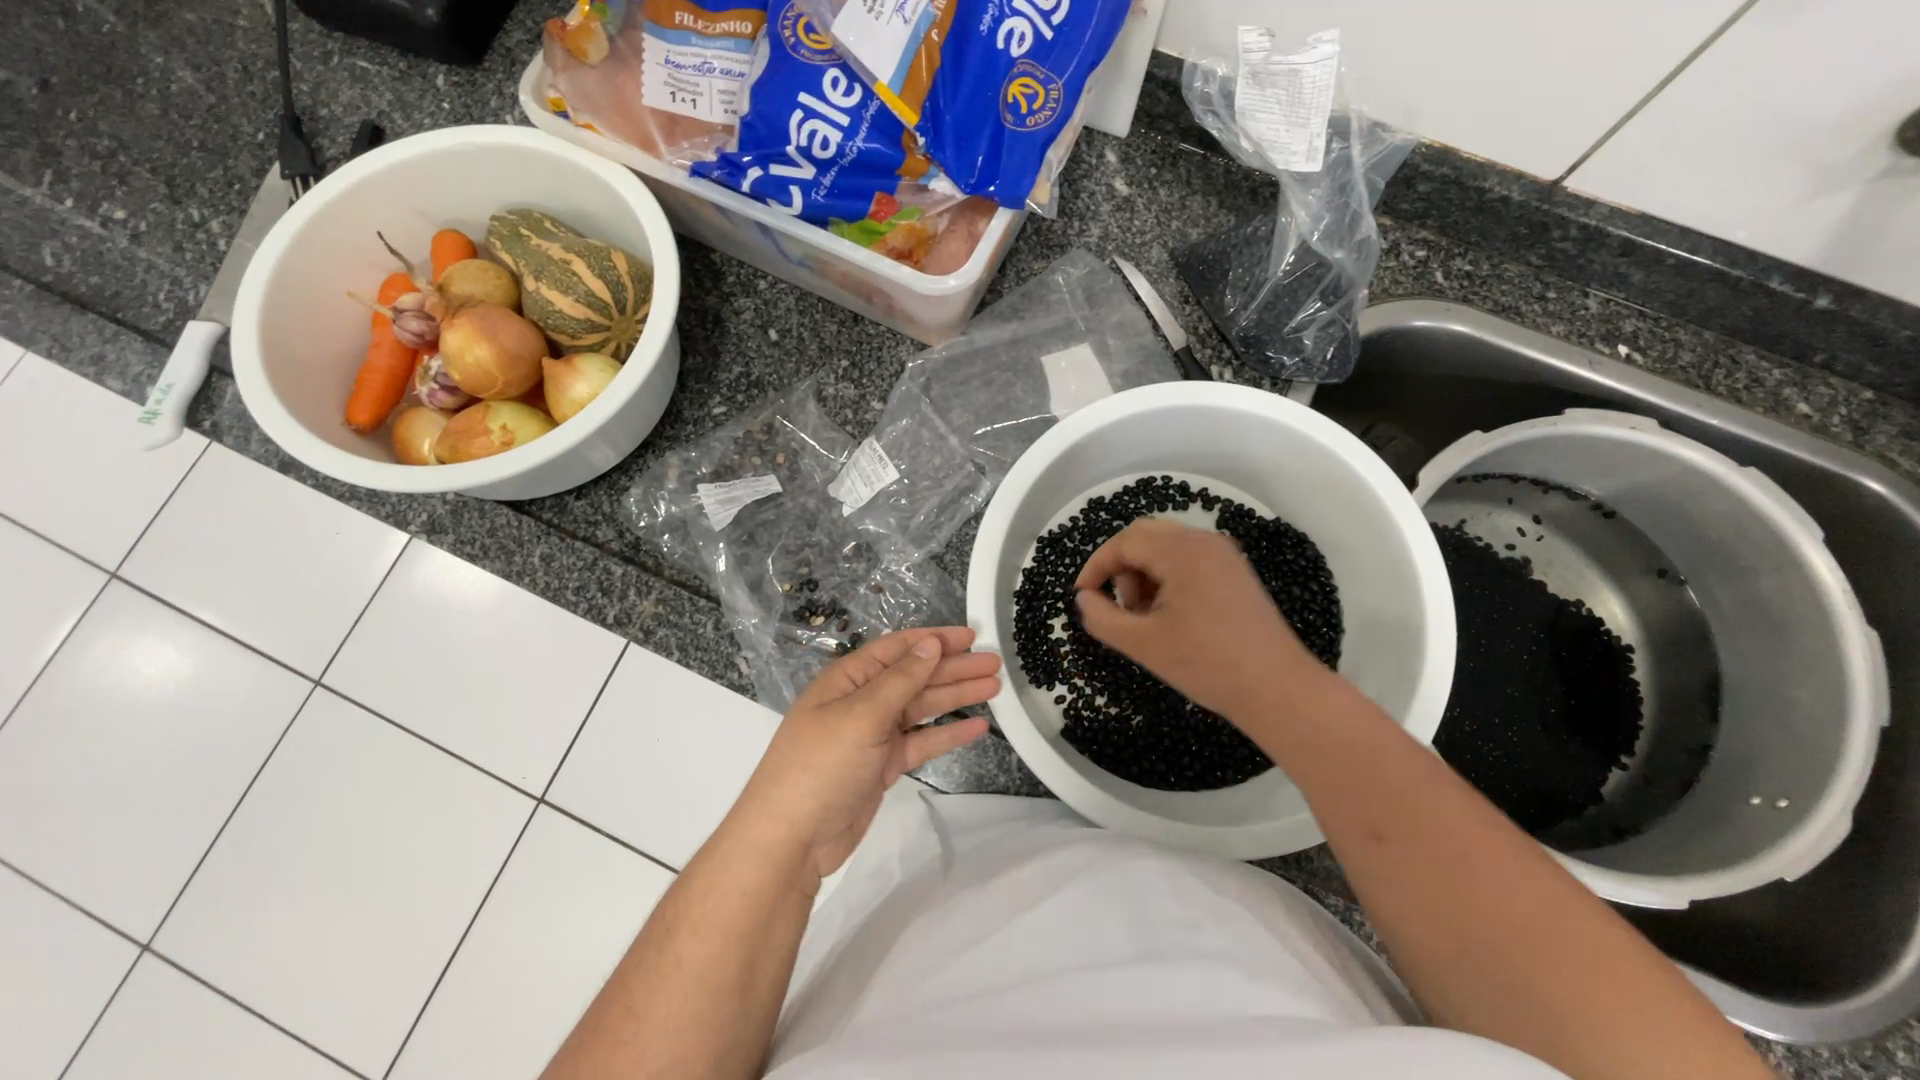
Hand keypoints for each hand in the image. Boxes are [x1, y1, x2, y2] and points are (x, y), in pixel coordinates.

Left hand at [728, 627, 999, 888]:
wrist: (791, 837)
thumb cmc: (820, 765)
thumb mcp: (861, 715)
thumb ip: (901, 680)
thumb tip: (930, 644)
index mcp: (848, 680)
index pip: (897, 649)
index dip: (935, 640)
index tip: (972, 636)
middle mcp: (860, 702)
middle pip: (914, 677)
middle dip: (953, 669)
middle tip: (996, 664)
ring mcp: (872, 736)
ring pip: (921, 709)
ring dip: (955, 697)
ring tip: (994, 688)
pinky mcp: (881, 767)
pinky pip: (920, 742)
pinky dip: (947, 735)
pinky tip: (976, 727)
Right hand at [1075, 519, 1324, 722]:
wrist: (1277, 689)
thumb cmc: (1207, 664)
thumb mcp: (1143, 644)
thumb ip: (1102, 618)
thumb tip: (1084, 599)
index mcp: (1183, 551)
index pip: (1125, 541)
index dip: (1096, 565)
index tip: (1082, 595)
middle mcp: (1206, 542)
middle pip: (1147, 537)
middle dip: (1122, 569)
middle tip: (1118, 607)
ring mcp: (1225, 557)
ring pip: (1168, 549)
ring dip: (1145, 575)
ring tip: (1145, 619)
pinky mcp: (1236, 574)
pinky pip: (1190, 562)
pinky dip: (1169, 580)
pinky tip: (1171, 619)